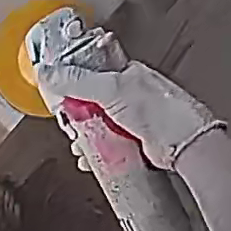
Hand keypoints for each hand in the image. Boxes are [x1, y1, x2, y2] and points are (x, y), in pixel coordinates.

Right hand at [26, 10, 222, 170]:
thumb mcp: (110, 89)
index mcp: (127, 73)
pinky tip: (90, 159)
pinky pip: (107, 146)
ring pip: (97, 126)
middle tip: (68, 124)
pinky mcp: (132, 142)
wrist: (182, 143)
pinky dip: (96, 153)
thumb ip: (77, 81)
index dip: (73, 81)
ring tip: (79, 145)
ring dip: (84, 137)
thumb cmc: (158, 110)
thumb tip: (47, 72)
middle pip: (91, 103)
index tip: (57, 92)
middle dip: (76, 116)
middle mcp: (129, 95)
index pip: (92, 72)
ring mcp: (131, 120)